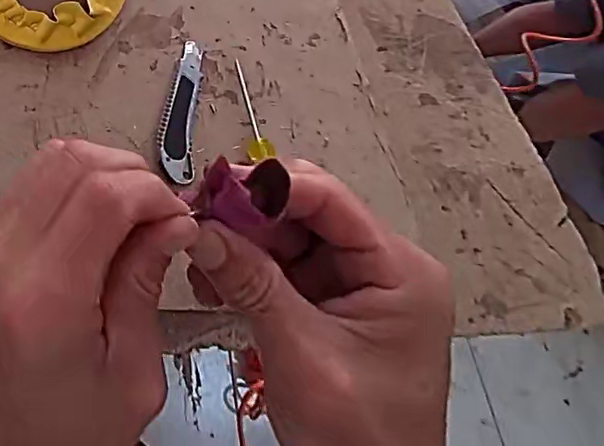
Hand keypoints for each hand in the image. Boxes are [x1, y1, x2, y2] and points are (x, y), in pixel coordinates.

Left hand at [0, 140, 197, 445]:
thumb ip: (149, 286)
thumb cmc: (58, 427)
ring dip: (108, 169)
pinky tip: (102, 213)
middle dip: (135, 174)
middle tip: (159, 213)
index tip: (177, 218)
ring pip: (59, 155)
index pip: (105, 197)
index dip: (154, 193)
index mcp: (43, 301)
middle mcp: (4, 258)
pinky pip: (41, 172)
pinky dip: (82, 176)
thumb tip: (176, 221)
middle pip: (80, 163)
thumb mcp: (129, 378)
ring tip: (132, 210)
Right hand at [186, 160, 452, 445]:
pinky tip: (218, 276)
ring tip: (203, 252)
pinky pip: (286, 266)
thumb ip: (253, 286)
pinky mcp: (333, 300)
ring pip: (291, 235)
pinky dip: (250, 267)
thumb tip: (205, 232)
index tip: (223, 184)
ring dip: (244, 241)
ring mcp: (357, 283)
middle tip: (204, 214)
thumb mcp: (303, 358)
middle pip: (309, 212)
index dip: (273, 185)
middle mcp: (383, 265)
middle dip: (252, 213)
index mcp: (400, 270)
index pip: (331, 200)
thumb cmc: (360, 444)